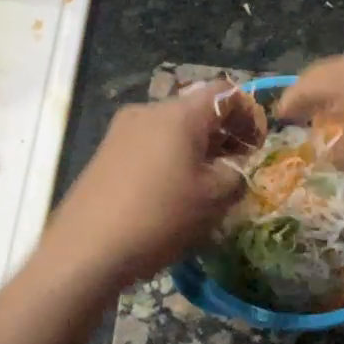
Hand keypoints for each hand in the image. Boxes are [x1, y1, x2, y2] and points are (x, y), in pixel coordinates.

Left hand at [41, 84, 242, 287]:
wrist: (86, 251)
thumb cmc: (160, 218)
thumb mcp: (213, 200)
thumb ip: (236, 176)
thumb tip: (235, 170)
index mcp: (178, 114)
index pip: (224, 93)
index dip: (248, 114)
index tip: (257, 146)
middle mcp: (147, 112)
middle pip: (196, 110)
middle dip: (222, 134)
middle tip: (239, 165)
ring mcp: (121, 133)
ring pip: (171, 130)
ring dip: (196, 149)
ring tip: (208, 184)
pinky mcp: (105, 156)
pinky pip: (150, 147)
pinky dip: (171, 161)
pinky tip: (174, 194)